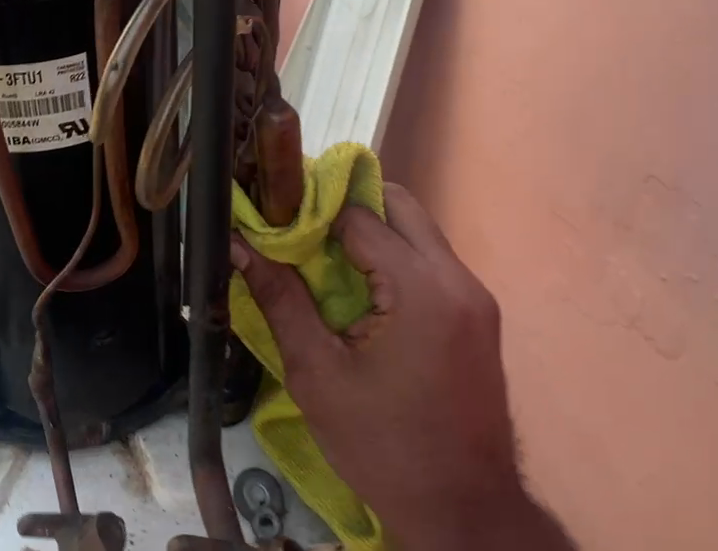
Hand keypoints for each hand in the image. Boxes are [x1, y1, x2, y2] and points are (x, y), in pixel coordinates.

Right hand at [231, 183, 572, 550]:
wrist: (463, 513)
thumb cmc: (383, 447)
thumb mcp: (318, 373)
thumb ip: (280, 299)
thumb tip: (239, 246)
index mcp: (421, 290)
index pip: (359, 214)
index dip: (311, 211)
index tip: (273, 218)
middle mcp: (458, 281)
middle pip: (399, 204)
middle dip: (346, 206)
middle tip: (300, 230)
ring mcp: (475, 298)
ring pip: (417, 230)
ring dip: (371, 230)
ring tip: (321, 257)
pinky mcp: (478, 317)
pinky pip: (430, 261)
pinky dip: (392, 257)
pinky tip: (356, 289)